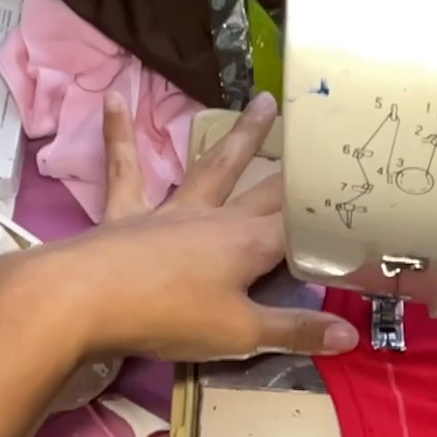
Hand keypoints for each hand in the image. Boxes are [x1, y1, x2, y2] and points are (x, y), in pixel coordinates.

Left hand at [13, 91, 357, 361]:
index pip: (299, 228)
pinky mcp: (128, 215)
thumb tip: (351, 336)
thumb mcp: (243, 334)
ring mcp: (172, 211)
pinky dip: (120, 136)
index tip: (355, 197)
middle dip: (295, 167)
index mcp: (249, 245)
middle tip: (320, 135)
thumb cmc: (170, 316)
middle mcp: (216, 218)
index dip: (327, 217)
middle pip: (265, 190)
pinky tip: (114, 100)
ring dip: (239, 138)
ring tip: (261, 103)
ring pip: (213, 167)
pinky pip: (127, 170)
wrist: (82, 300)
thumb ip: (297, 332)